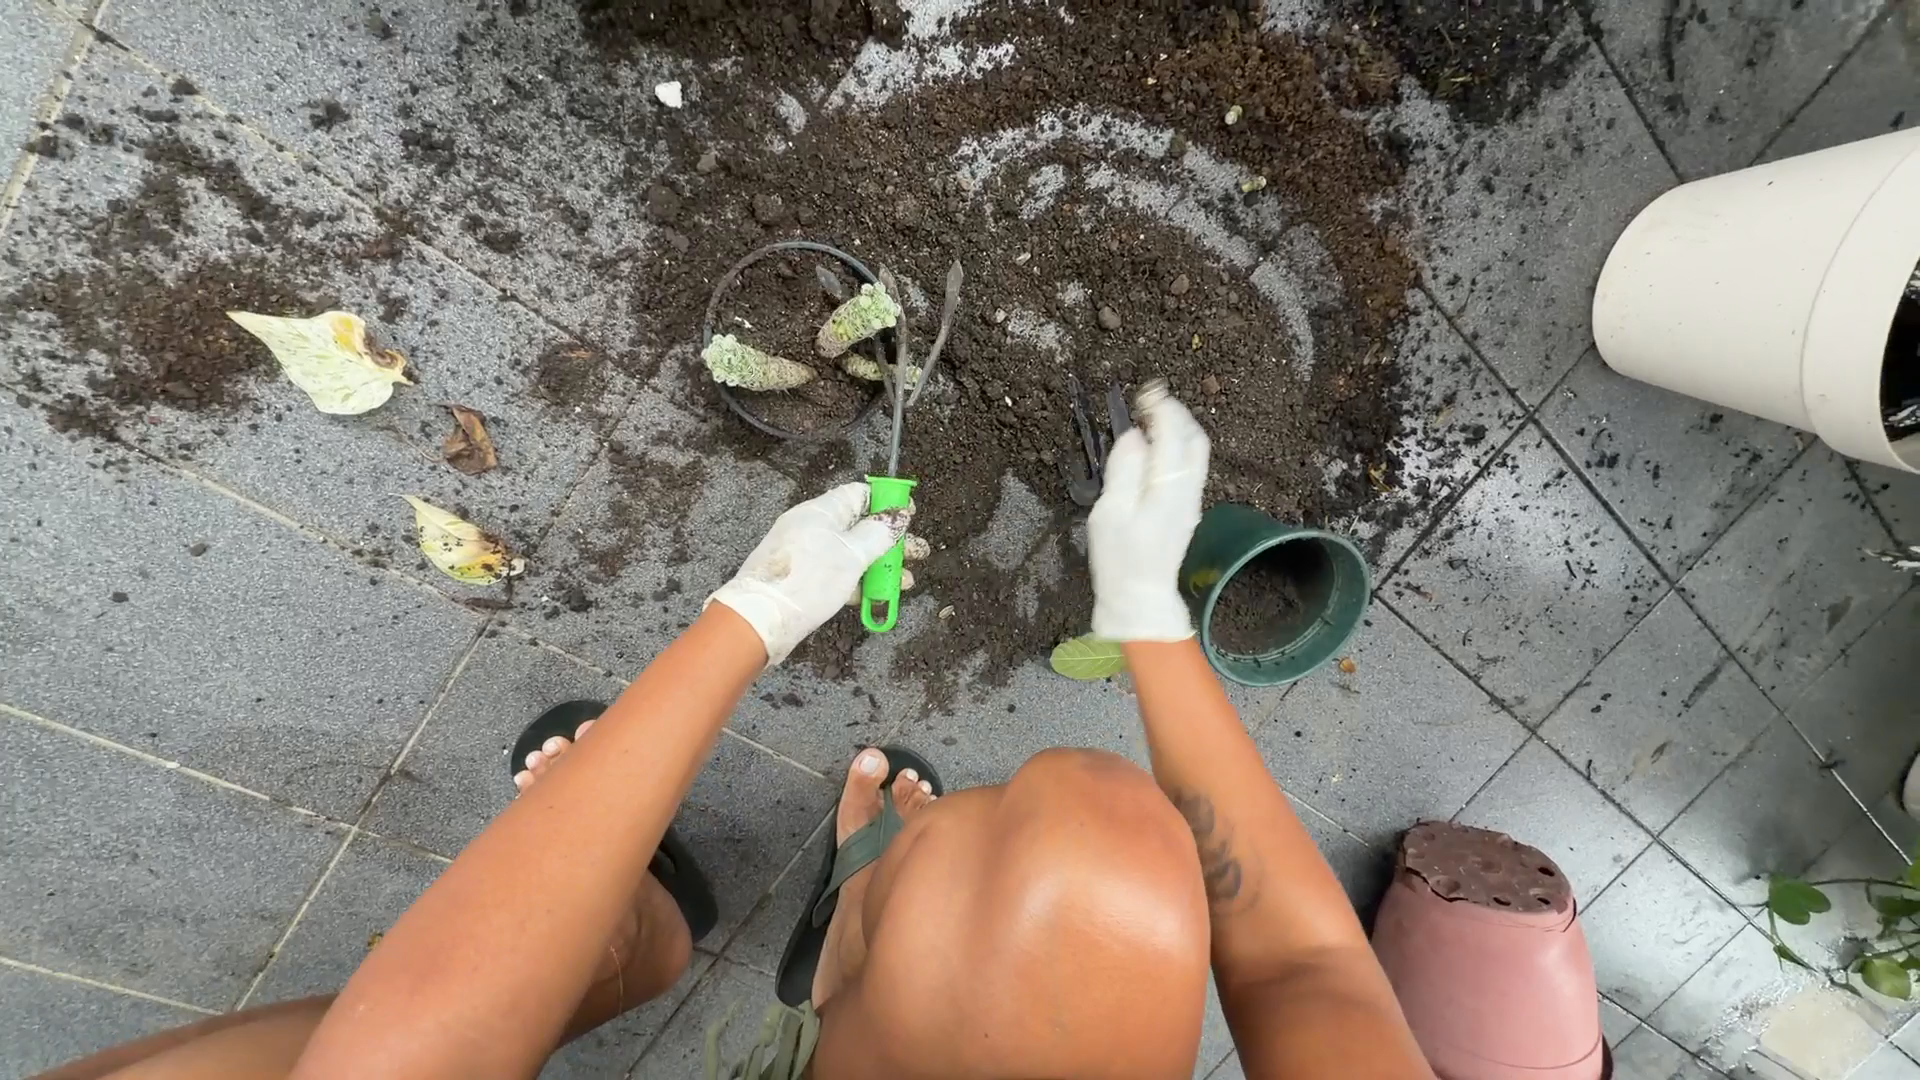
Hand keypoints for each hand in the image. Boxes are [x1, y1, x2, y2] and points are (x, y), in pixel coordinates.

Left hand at [709, 483, 915, 665]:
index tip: (911, 513)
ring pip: (854, 554)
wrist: (759, 621)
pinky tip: (881, 596)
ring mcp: (810, 555)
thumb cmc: (807, 580)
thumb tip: (899, 515)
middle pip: (861, 526)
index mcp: (821, 512)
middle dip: (892, 540)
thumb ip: (879, 534)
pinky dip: (862, 582)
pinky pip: (841, 574)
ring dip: (882, 566)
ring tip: (906, 581)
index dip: (887, 500)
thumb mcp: (851, 555)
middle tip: (918, 553)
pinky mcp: (807, 581)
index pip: (859, 494)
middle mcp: (815, 528)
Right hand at [1088, 382, 1209, 642]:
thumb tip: (1133, 437)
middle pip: (1194, 439)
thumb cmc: (1119, 558)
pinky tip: (1157, 450)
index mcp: (1168, 488)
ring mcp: (1191, 502)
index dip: (1162, 408)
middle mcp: (1187, 491)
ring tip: (1153, 420)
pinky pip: (1190, 467)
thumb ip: (1124, 471)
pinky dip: (1177, 448)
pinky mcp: (1186, 511)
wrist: (1140, 597)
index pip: (1172, 434)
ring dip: (1179, 430)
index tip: (1147, 392)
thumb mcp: (1110, 513)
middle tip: (1151, 402)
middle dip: (1176, 414)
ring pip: (1195, 453)